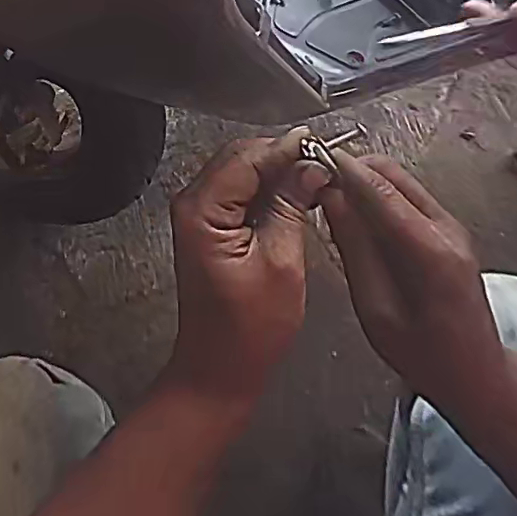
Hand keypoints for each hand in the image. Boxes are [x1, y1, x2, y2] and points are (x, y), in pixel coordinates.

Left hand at [162, 130, 330, 407]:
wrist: (218, 370)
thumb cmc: (248, 330)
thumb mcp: (281, 264)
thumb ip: (292, 206)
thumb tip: (312, 166)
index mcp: (202, 209)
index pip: (246, 158)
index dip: (285, 148)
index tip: (321, 145)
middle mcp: (193, 202)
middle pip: (241, 157)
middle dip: (282, 155)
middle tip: (323, 160)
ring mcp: (199, 212)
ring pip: (242, 171)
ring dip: (277, 170)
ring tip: (316, 173)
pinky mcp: (210, 224)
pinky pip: (241, 190)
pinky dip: (268, 187)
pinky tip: (296, 192)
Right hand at [321, 152, 508, 416]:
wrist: (478, 376)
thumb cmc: (428, 357)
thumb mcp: (376, 310)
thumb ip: (355, 250)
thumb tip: (332, 200)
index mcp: (432, 252)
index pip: (381, 191)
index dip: (344, 170)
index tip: (314, 160)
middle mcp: (447, 229)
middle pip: (391, 174)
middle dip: (352, 169)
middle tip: (318, 181)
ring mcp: (451, 226)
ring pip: (399, 179)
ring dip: (363, 180)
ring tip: (331, 199)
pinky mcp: (447, 228)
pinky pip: (406, 195)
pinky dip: (376, 194)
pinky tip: (357, 216)